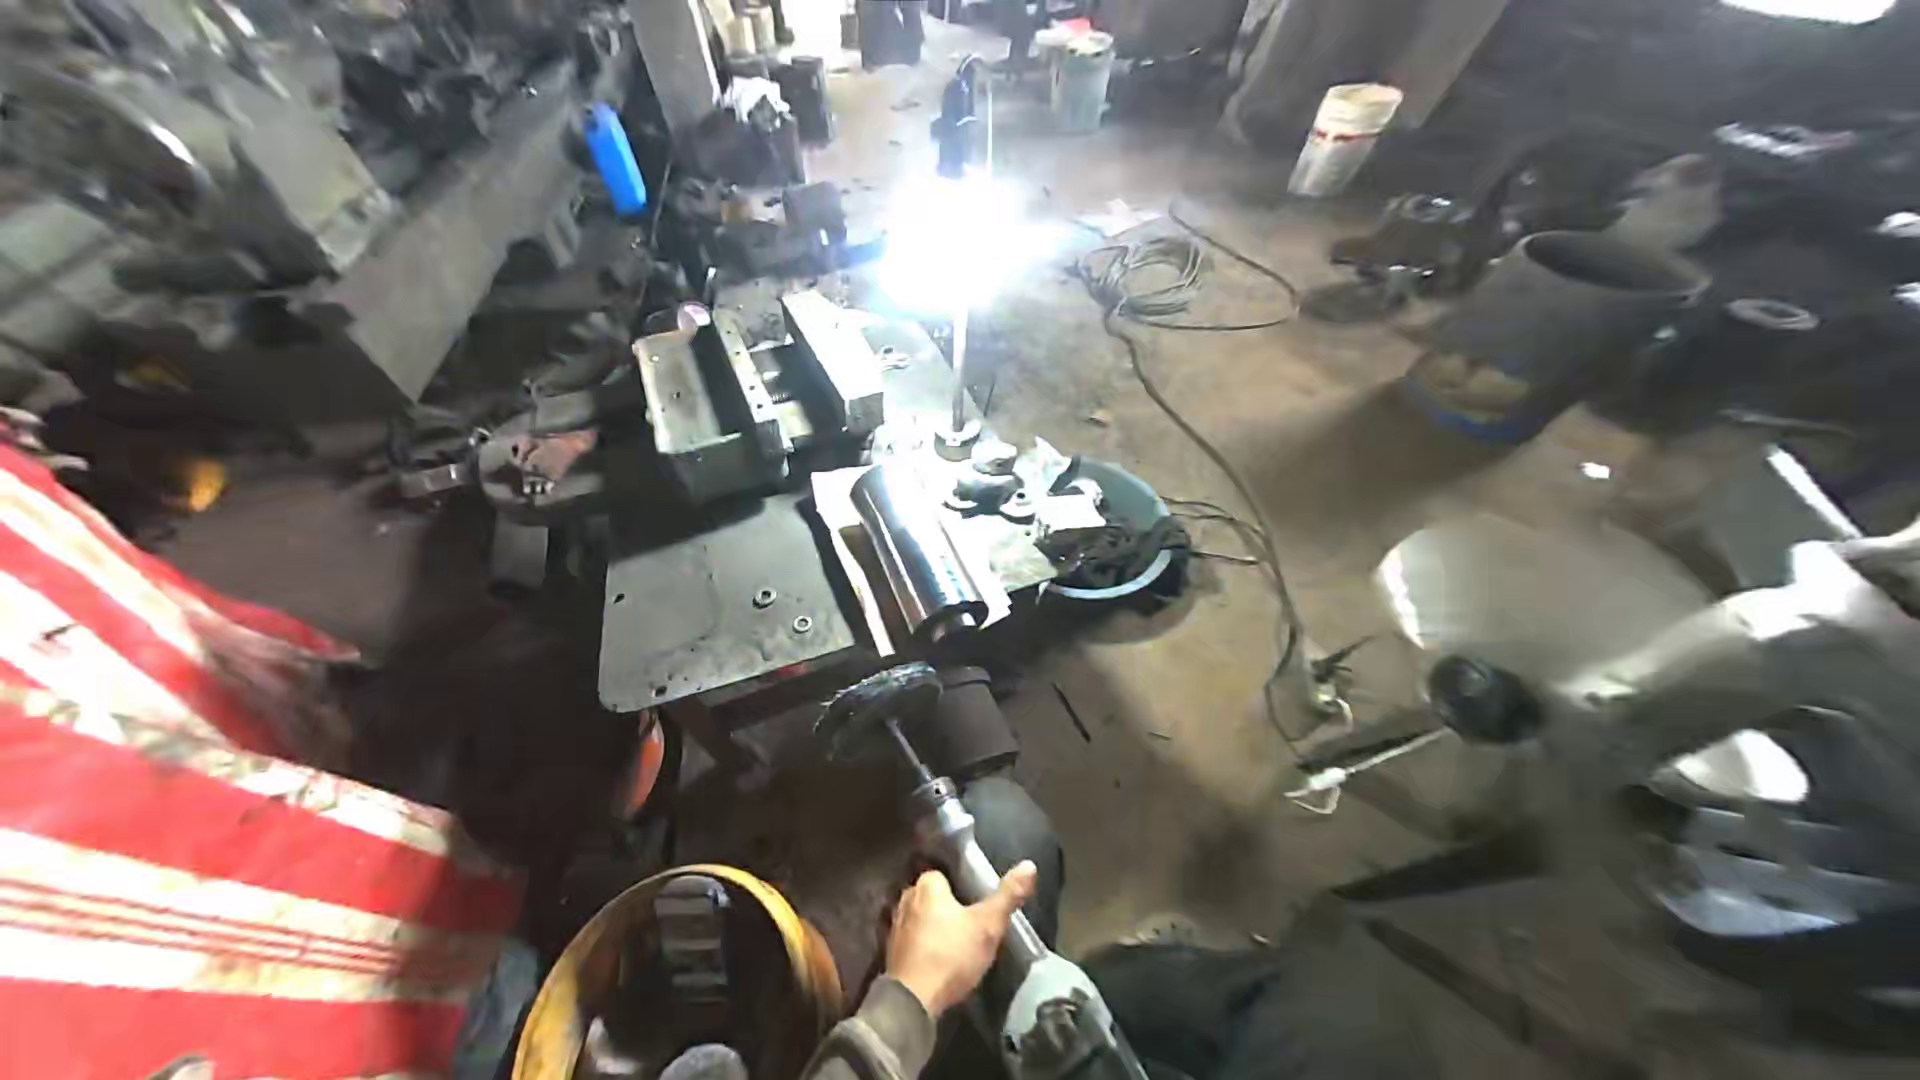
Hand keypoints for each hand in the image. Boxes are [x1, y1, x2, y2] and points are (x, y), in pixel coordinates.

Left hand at [885, 861, 1037, 1015]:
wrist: (912, 1002)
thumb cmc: (951, 954)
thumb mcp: (987, 924)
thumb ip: (1008, 895)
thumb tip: (1029, 866)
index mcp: (926, 885)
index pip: (943, 875)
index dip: (959, 889)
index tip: (973, 905)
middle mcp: (906, 899)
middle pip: (931, 897)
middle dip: (945, 909)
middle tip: (966, 927)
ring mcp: (895, 927)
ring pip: (919, 920)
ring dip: (932, 930)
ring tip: (953, 946)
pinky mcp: (890, 955)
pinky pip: (910, 943)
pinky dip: (921, 949)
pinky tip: (936, 963)